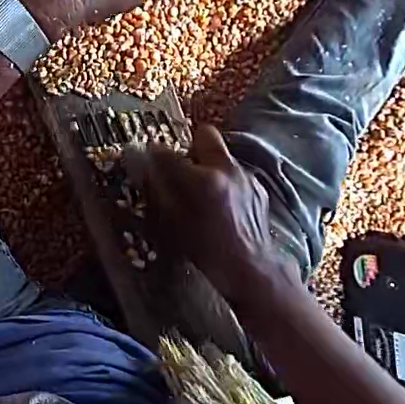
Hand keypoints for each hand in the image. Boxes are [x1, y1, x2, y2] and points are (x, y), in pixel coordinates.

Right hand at [138, 125, 290, 301]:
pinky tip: (221, 203)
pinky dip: (224, 180)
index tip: (149, 155)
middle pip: (205, 135)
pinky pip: (234, 172)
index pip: (169, 153)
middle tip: (181, 166)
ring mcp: (246, 176)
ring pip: (221, 155)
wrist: (251, 268)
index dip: (155, 153)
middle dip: (190, 146)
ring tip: (201, 189)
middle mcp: (227, 169)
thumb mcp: (174, 224)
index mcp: (202, 180)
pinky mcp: (258, 187)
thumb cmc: (207, 251)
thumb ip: (159, 191)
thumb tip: (147, 169)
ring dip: (208, 164)